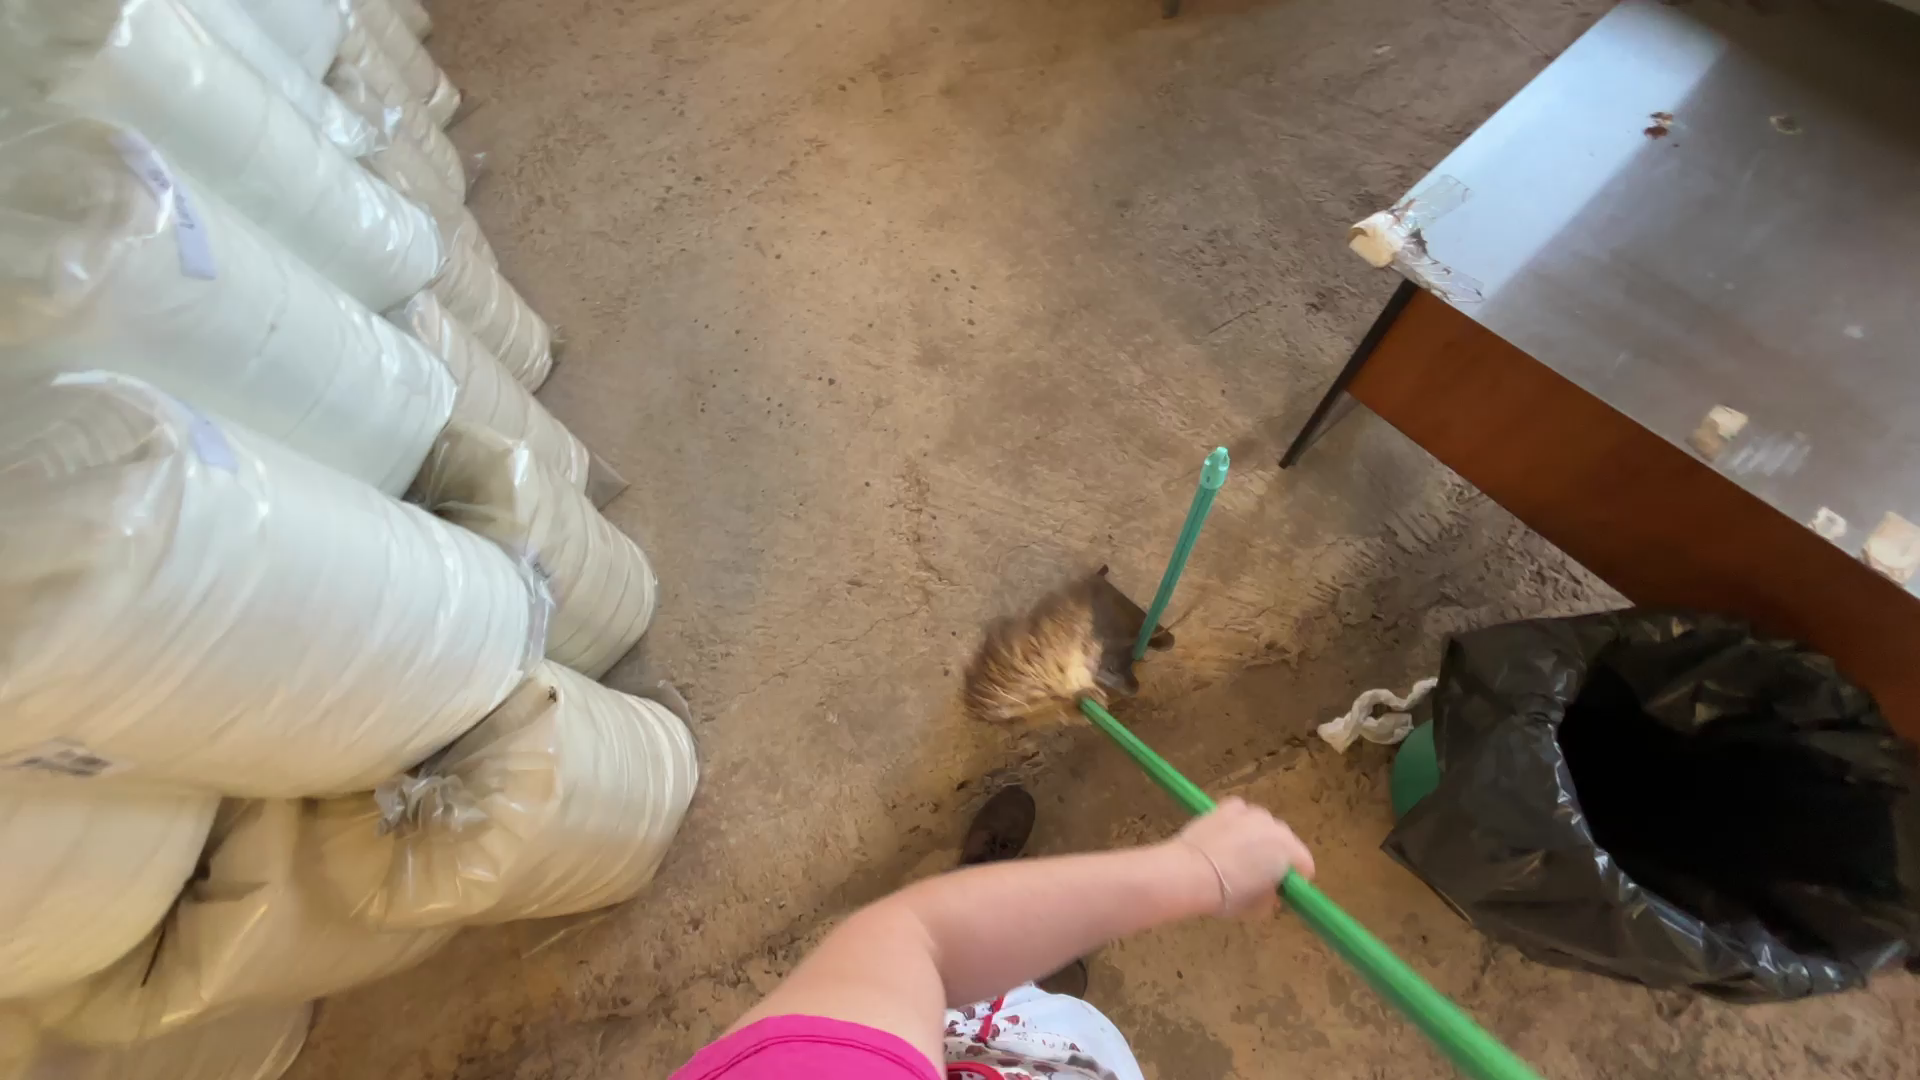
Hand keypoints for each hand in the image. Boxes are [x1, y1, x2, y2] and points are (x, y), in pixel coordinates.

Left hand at [1169, 797, 1314, 916]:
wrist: (1193, 871)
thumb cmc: (1230, 894)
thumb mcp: (1260, 906)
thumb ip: (1272, 894)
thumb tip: (1269, 888)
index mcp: (1288, 850)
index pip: (1304, 864)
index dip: (1296, 879)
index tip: (1283, 890)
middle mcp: (1273, 826)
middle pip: (1284, 840)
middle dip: (1277, 855)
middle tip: (1261, 873)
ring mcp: (1248, 813)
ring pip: (1262, 823)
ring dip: (1258, 836)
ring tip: (1241, 852)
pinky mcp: (1225, 806)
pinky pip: (1240, 812)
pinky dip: (1238, 821)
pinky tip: (1228, 834)